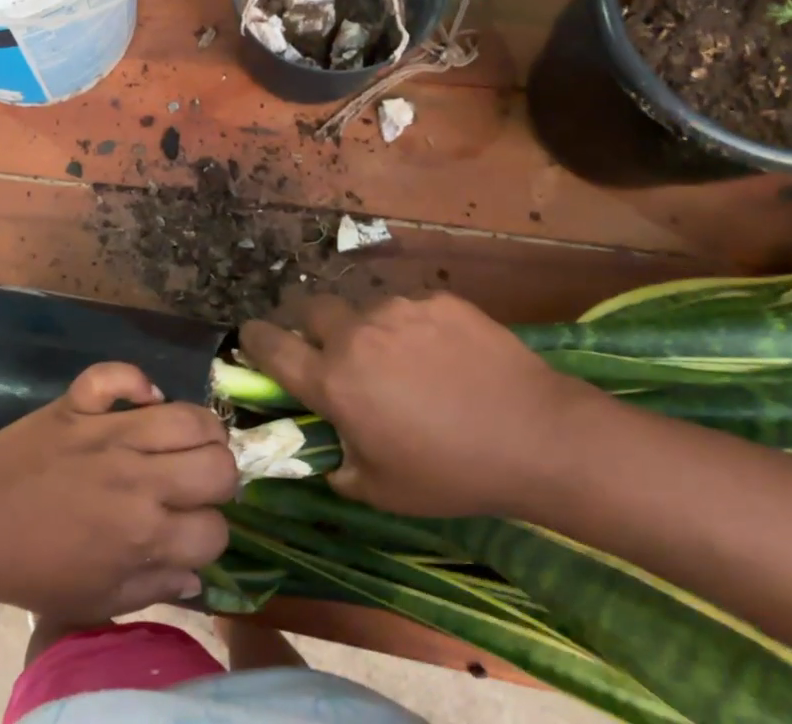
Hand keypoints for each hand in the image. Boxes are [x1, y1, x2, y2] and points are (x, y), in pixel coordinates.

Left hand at [0, 362, 236, 621]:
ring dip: (199, 432)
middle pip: (220, 466)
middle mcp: (138, 477)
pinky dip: (134, 380)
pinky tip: (141, 399)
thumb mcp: (97, 601)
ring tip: (182, 444)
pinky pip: (116, 376)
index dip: (209, 537)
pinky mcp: (76, 404)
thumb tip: (195, 573)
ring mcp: (107, 432)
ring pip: (189, 416)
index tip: (188, 536)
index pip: (216, 531)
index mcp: (144, 533)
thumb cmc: (31, 572)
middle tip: (194, 487)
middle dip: (220, 481)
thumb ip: (153, 587)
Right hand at [240, 293, 600, 517]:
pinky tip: (441, 355)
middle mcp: (355, 335)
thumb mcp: (381, 490)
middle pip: (309, 309)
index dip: (252, 339)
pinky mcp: (440, 301)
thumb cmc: (452, 473)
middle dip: (309, 326)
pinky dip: (410, 327)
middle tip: (332, 352)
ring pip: (362, 308)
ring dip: (364, 329)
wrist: (540, 438)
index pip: (269, 345)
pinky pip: (408, 307)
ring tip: (399, 359)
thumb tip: (329, 452)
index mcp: (332, 380)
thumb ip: (338, 466)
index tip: (251, 339)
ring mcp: (399, 311)